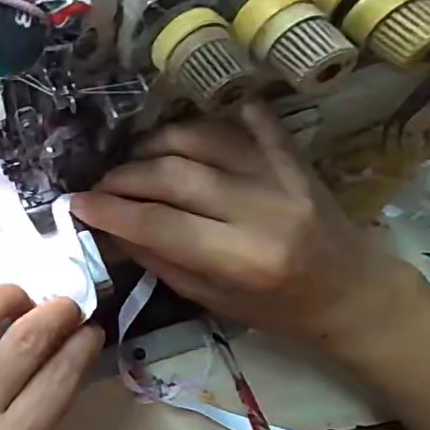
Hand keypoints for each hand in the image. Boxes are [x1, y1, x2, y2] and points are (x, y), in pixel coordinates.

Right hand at [70, 99, 411, 354]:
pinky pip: (244, 119)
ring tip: (133, 161)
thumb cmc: (278, 311)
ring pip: (200, 138)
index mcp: (243, 258)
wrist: (353, 292)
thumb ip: (159, 260)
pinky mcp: (293, 155)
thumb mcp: (211, 300)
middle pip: (174, 175)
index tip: (76, 205)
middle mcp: (264, 209)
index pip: (159, 224)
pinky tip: (180, 134)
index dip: (110, 211)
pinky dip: (207, 119)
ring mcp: (282, 174)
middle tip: (100, 186)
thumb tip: (110, 229)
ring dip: (154, 144)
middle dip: (124, 177)